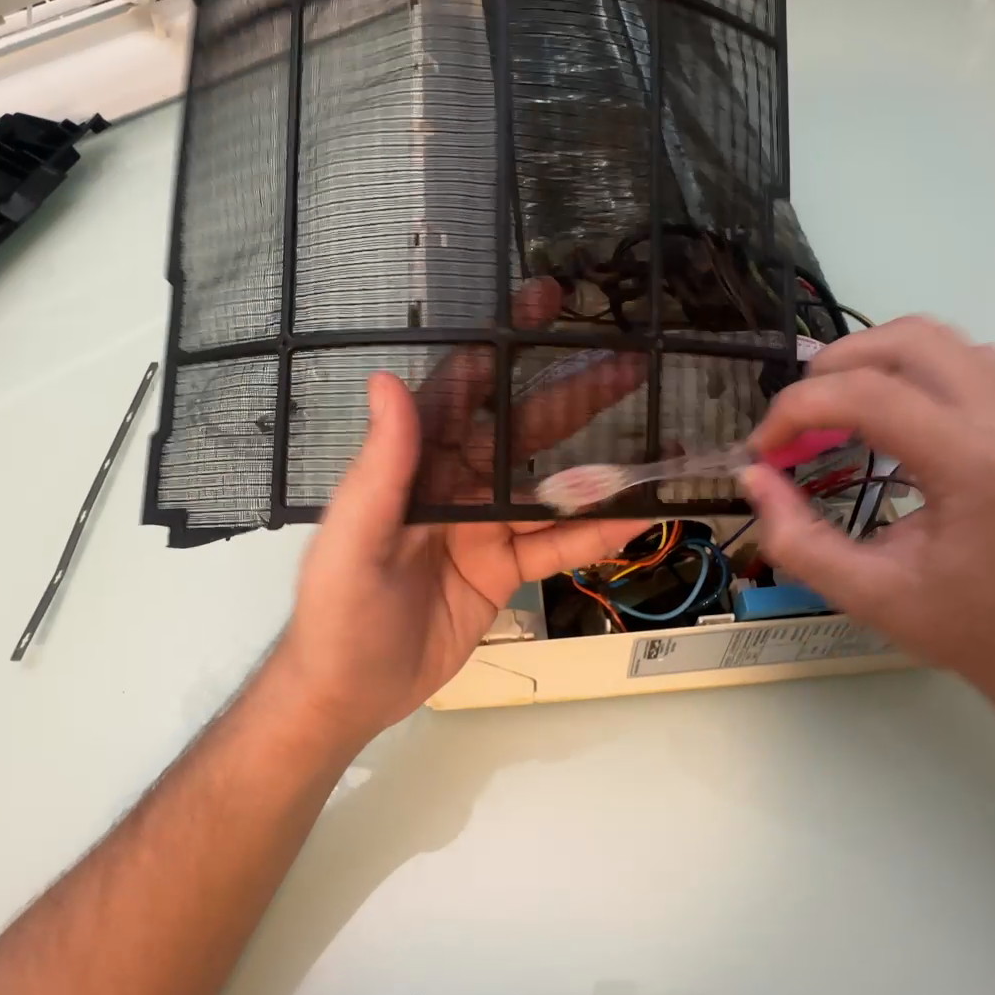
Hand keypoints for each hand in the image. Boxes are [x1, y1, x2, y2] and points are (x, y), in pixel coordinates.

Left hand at [267, 281, 648, 744]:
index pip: (462, 389)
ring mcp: (484, 526)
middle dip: (573, 395)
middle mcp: (455, 484)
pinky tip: (637, 517)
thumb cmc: (338, 610)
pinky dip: (596, 533)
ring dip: (598, 463)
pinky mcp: (504, 568)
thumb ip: (381, 465)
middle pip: (522, 430)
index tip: (543, 304)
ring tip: (655, 438)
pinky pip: (556, 545)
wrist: (351, 690)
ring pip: (549, 485)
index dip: (501, 346)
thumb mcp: (355, 536)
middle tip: (628, 364)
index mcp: (416, 462)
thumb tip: (385, 379)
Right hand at [739, 316, 994, 685]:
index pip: (868, 395)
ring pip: (935, 337)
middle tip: (795, 422)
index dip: (797, 410)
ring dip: (869, 358)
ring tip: (830, 408)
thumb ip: (797, 540)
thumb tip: (753, 478)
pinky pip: (960, 357)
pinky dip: (908, 365)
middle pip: (906, 341)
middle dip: (831, 369)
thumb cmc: (962, 623)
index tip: (763, 451)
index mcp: (969, 465)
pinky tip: (885, 409)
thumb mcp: (865, 594)